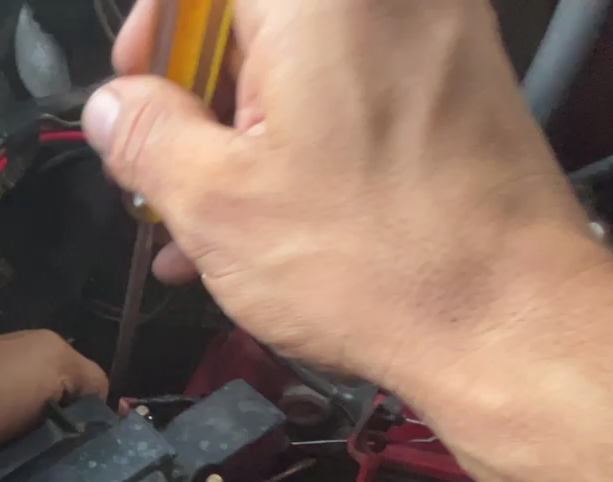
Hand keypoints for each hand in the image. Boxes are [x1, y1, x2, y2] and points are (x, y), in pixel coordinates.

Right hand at [85, 0, 595, 391]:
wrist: (501, 320)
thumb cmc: (364, 262)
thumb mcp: (215, 204)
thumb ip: (147, 138)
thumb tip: (111, 106)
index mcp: (318, 0)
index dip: (156, 29)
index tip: (135, 94)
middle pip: (253, 22)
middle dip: (193, 94)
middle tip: (165, 171)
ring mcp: (430, 35)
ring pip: (295, 65)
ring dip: (234, 134)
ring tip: (198, 221)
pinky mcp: (449, 90)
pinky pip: (344, 96)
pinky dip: (291, 144)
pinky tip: (255, 223)